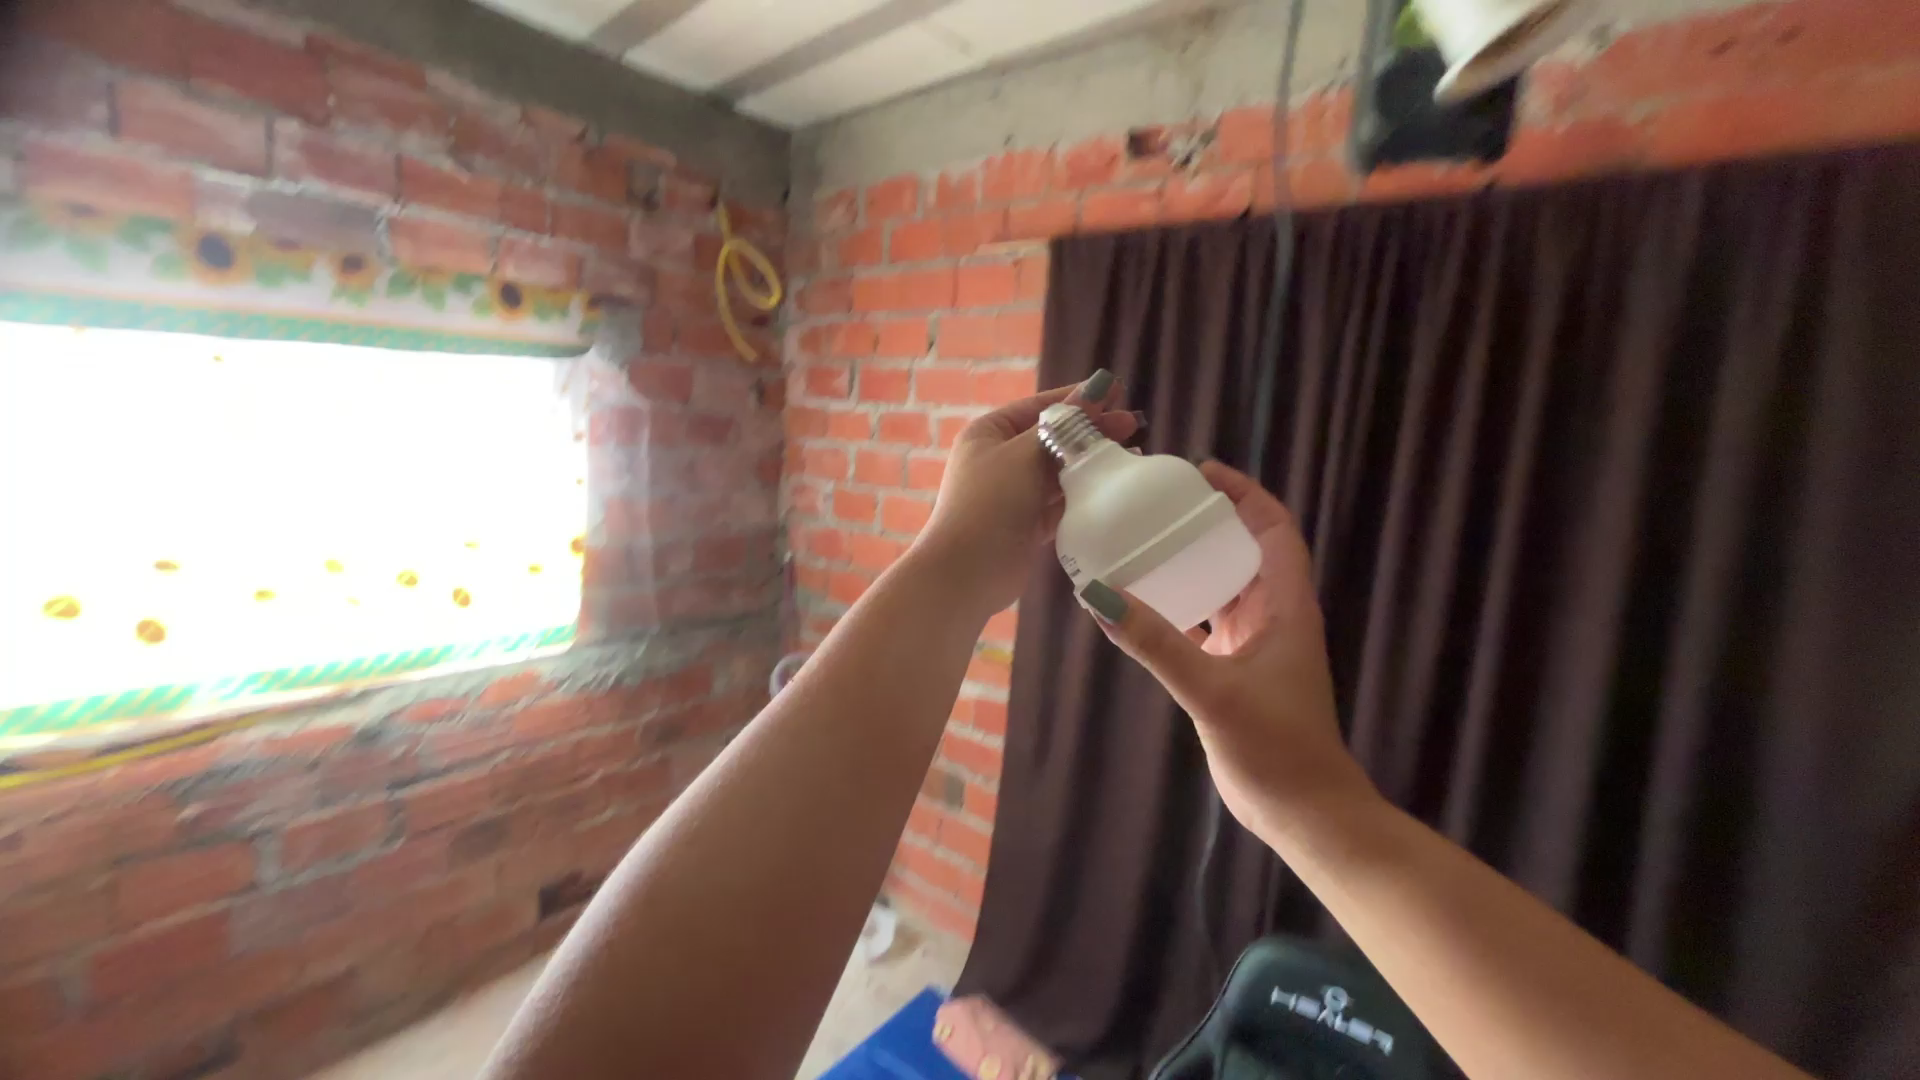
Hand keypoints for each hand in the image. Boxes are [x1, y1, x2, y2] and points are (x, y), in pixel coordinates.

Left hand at [912, 370, 1137, 618]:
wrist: (966, 571)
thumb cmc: (990, 501)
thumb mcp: (1024, 454)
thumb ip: (1063, 425)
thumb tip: (1097, 388)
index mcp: (989, 433)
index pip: (1039, 407)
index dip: (1078, 400)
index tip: (1116, 392)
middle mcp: (1000, 459)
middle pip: (1053, 439)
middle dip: (1090, 432)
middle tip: (1131, 425)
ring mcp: (1014, 493)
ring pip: (1059, 472)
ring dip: (1090, 464)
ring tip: (1131, 455)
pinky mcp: (1028, 524)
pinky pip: (1061, 502)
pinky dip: (1084, 494)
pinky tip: (1112, 487)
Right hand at [1075, 463, 1376, 830]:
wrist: (1305, 814)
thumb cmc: (1276, 748)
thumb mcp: (1212, 691)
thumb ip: (1156, 644)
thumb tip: (1099, 597)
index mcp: (1287, 608)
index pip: (1275, 531)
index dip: (1246, 494)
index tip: (1202, 473)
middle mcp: (1275, 618)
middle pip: (1247, 550)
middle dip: (1211, 520)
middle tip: (1160, 503)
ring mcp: (1257, 646)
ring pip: (1225, 586)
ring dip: (1194, 562)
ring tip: (1147, 542)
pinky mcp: (1237, 672)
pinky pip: (1207, 622)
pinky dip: (1181, 606)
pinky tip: (1144, 604)